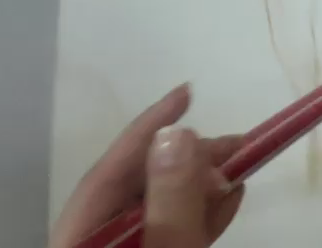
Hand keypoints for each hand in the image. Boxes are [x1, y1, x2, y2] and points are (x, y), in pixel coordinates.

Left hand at [50, 85, 246, 247]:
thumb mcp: (169, 246)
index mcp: (79, 236)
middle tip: (239, 146)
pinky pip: (167, 228)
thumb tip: (178, 132)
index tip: (189, 89)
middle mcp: (92, 240)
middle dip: (192, 159)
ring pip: (158, 204)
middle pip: (140, 185)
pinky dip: (199, 210)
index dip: (150, 126)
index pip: (111, 169)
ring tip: (242, 171)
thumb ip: (172, 196)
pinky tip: (229, 200)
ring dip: (203, 183)